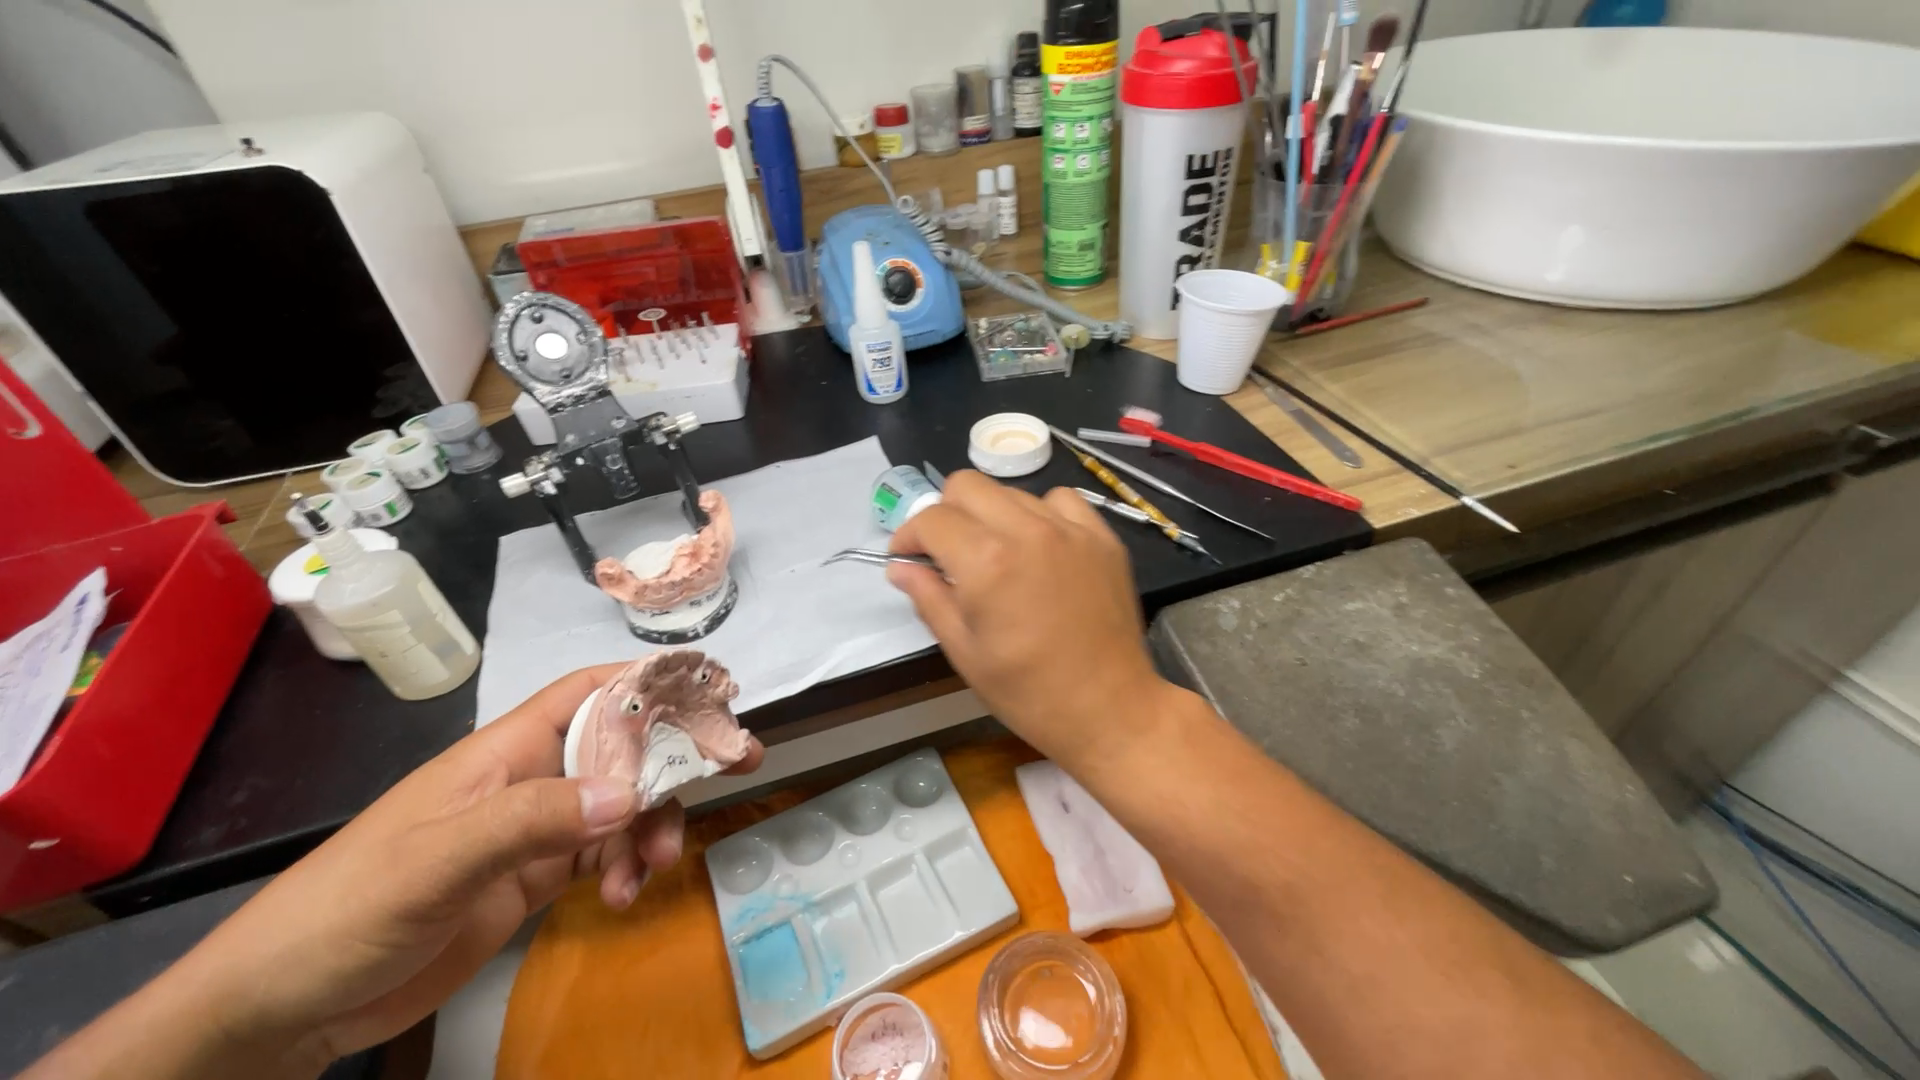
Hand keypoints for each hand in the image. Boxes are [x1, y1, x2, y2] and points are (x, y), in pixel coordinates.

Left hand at [165, 664, 761, 1067]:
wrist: (287, 1005)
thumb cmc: (348, 910)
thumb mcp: (436, 862)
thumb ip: (532, 822)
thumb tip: (629, 796)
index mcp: (504, 752)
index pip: (590, 693)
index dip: (649, 681)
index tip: (711, 692)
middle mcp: (528, 779)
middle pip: (623, 748)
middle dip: (675, 758)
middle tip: (735, 766)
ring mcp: (533, 829)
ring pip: (622, 805)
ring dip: (651, 828)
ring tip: (653, 870)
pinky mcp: (532, 877)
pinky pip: (603, 855)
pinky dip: (626, 868)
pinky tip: (621, 898)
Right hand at [886, 470, 1173, 762]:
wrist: (1109, 708)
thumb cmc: (1028, 692)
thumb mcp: (965, 652)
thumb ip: (929, 599)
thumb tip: (900, 567)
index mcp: (987, 562)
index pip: (932, 518)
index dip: (909, 535)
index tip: (906, 557)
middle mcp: (1028, 531)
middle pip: (967, 485)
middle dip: (945, 513)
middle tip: (946, 552)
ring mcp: (1071, 530)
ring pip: (1011, 492)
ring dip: (991, 514)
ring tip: (995, 554)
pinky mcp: (1102, 537)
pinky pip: (1061, 500)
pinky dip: (1040, 514)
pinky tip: (1039, 546)